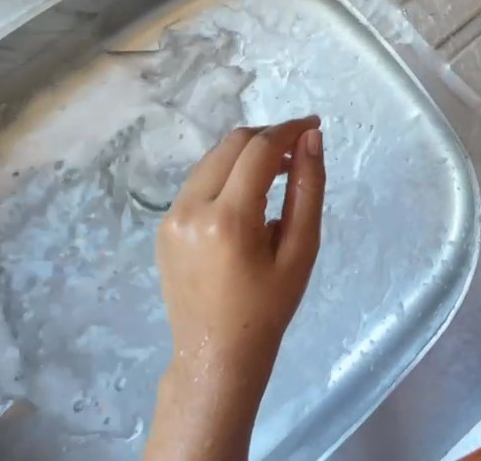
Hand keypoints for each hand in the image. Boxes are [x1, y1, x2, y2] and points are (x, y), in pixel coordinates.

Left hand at [145, 117, 324, 460]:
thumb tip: (311, 139)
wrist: (216, 355)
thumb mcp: (302, 247)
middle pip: (233, 144)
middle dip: (270, 136)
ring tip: (280, 170)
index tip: (316, 126)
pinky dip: (230, 172)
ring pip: (214, 158)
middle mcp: (191, 210)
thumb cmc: (269, 305)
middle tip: (301, 149)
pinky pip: (201, 180)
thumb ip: (308, 187)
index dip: (291, 129)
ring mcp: (171, 218)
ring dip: (249, 153)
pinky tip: (252, 194)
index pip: (260, 149)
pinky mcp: (165, 227)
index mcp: (228, 218)